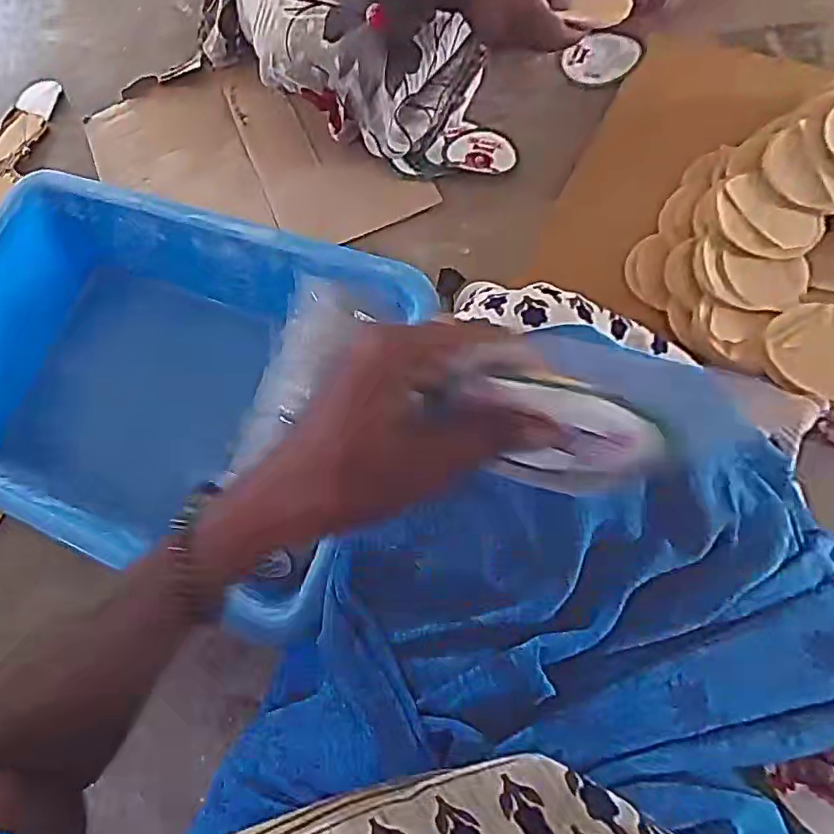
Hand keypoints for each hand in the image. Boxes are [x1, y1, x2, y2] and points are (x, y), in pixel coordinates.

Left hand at [199, 322, 555, 560]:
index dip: (520, 361)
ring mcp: (363, 353)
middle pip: (456, 343)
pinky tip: (452, 422)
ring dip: (468, 385)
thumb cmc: (354, 481)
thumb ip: (493, 434)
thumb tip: (550, 423)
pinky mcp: (355, 373)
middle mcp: (379, 337)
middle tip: (527, 413)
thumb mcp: (432, 462)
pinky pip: (411, 370)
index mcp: (397, 346)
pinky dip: (438, 390)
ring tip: (497, 423)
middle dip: (495, 376)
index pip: (478, 334)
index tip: (550, 392)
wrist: (283, 498)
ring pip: (434, 358)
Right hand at [455, 0, 584, 51]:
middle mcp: (515, 34)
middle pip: (544, 46)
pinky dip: (523, 33)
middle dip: (558, 36)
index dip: (575, 33)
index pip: (560, 38)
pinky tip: (526, 18)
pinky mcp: (486, 36)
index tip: (584, 25)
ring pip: (527, 46)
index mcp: (532, 17)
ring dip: (540, 36)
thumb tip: (563, 4)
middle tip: (569, 23)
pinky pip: (511, 41)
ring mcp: (498, 38)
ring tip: (548, 19)